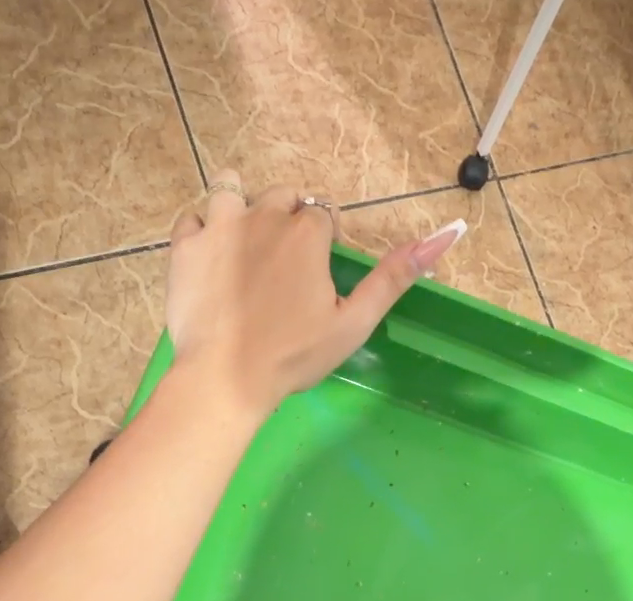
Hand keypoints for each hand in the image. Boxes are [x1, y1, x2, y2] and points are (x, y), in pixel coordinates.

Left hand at [164, 169, 463, 416]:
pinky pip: (191, 219)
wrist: (226, 378)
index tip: (318, 276)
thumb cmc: (294, 355)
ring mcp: (218, 227)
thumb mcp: (354, 321)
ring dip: (241, 208)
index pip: (324, 216)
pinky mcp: (184, 247)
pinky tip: (210, 259)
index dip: (325, 243)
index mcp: (307, 232)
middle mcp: (263, 215)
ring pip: (231, 190)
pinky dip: (201, 232)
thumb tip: (448, 233)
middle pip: (282, 197)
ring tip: (245, 246)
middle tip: (285, 268)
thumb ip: (395, 276)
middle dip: (288, 220)